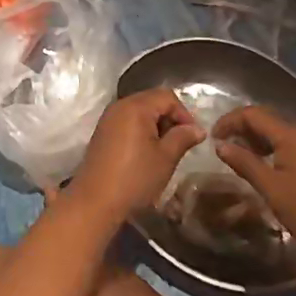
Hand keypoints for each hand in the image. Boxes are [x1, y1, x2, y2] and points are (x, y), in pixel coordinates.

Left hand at [67, 89, 205, 222]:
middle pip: (151, 100)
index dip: (184, 113)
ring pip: (140, 111)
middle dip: (170, 118)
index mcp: (135, 106)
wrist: (97, 198)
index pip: (166, 96)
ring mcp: (108, 117)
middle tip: (181, 144)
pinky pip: (128, 121)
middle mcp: (119, 105)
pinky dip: (142, 130)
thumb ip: (182, 138)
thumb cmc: (136, 177)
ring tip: (166, 150)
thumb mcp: (166, 157)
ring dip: (157, 125)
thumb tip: (198, 128)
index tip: (193, 136)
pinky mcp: (103, 131)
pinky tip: (148, 152)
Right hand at [212, 106, 295, 263]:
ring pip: (280, 134)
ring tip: (243, 158)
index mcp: (291, 136)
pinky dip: (273, 151)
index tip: (213, 138)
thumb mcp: (271, 188)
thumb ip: (244, 162)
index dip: (229, 121)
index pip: (252, 114)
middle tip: (225, 147)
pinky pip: (292, 147)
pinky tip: (268, 170)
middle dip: (242, 129)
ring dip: (257, 141)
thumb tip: (220, 145)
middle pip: (267, 120)